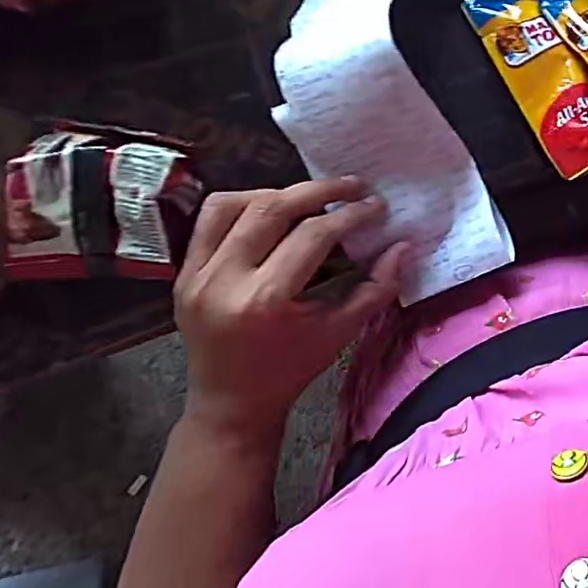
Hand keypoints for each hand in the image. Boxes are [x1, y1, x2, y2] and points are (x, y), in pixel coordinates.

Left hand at [173, 179, 407, 446]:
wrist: (231, 401)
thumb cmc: (291, 369)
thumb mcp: (341, 332)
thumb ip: (376, 288)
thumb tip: (403, 246)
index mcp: (265, 300)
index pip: (313, 235)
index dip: (350, 215)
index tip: (376, 207)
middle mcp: (224, 280)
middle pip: (272, 209)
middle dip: (320, 191)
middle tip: (353, 186)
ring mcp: (196, 274)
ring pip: (235, 204)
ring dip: (279, 193)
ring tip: (311, 198)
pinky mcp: (184, 272)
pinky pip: (210, 219)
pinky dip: (243, 204)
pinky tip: (272, 209)